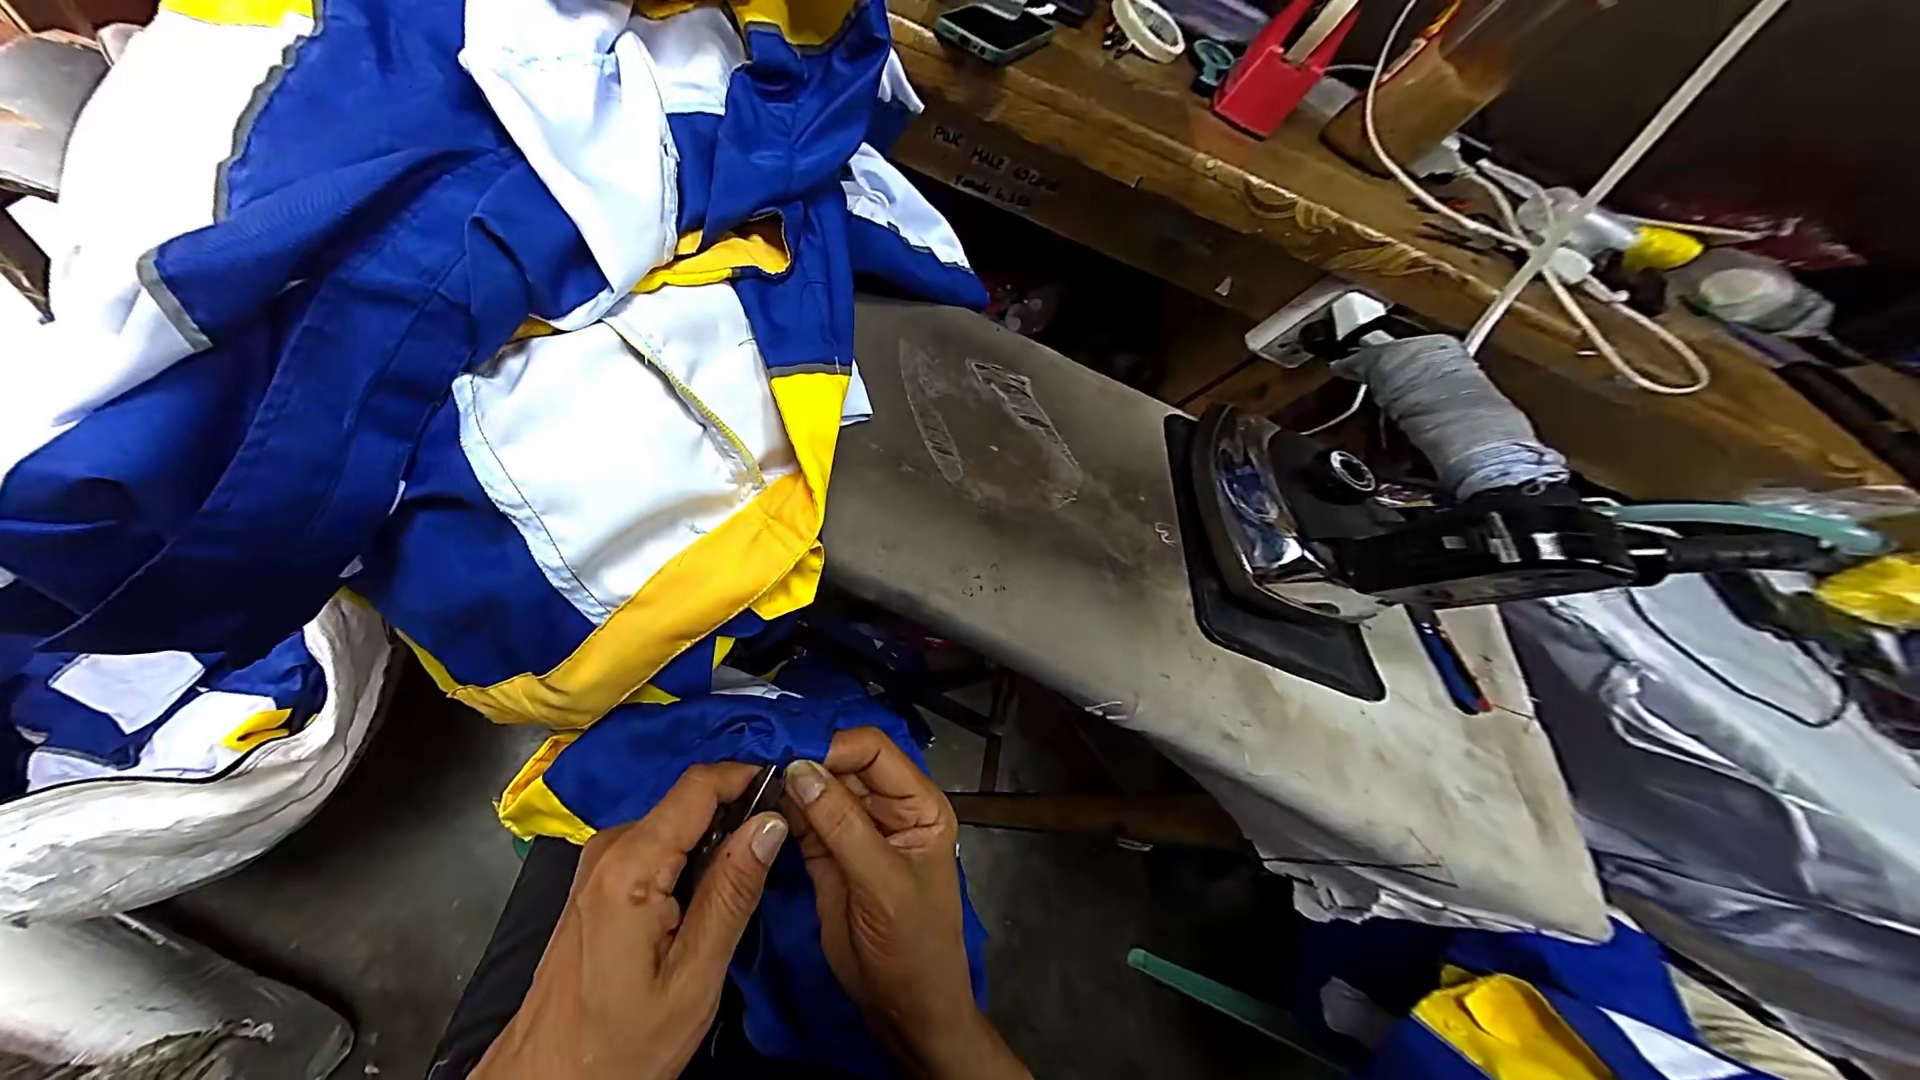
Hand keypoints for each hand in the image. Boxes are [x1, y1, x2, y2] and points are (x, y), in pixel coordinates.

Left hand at [472, 763, 788, 1079]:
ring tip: (750, 869)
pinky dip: (694, 851)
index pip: (700, 784)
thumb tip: (771, 822)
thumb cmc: (618, 1046)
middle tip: (778, 839)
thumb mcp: (693, 978)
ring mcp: (600, 861)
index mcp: (631, 864)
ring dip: (718, 832)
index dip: (748, 776)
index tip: (788, 792)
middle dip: (738, 808)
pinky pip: (659, 840)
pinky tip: (711, 887)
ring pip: (677, 819)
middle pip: (689, 799)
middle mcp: (610, 847)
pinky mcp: (600, 877)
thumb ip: (733, 892)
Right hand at [785, 729, 1030, 1079]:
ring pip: (820, 788)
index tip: (791, 753)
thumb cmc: (913, 946)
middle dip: (806, 760)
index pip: (875, 752)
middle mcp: (887, 806)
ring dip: (789, 783)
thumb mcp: (884, 884)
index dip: (836, 747)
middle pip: (844, 764)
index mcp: (917, 802)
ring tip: (752, 776)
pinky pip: (804, 819)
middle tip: (760, 761)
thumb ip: (843, 825)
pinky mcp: (828, 852)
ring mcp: (855, 828)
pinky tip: (758, 804)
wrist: (905, 1009)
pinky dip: (782, 811)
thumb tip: (799, 769)